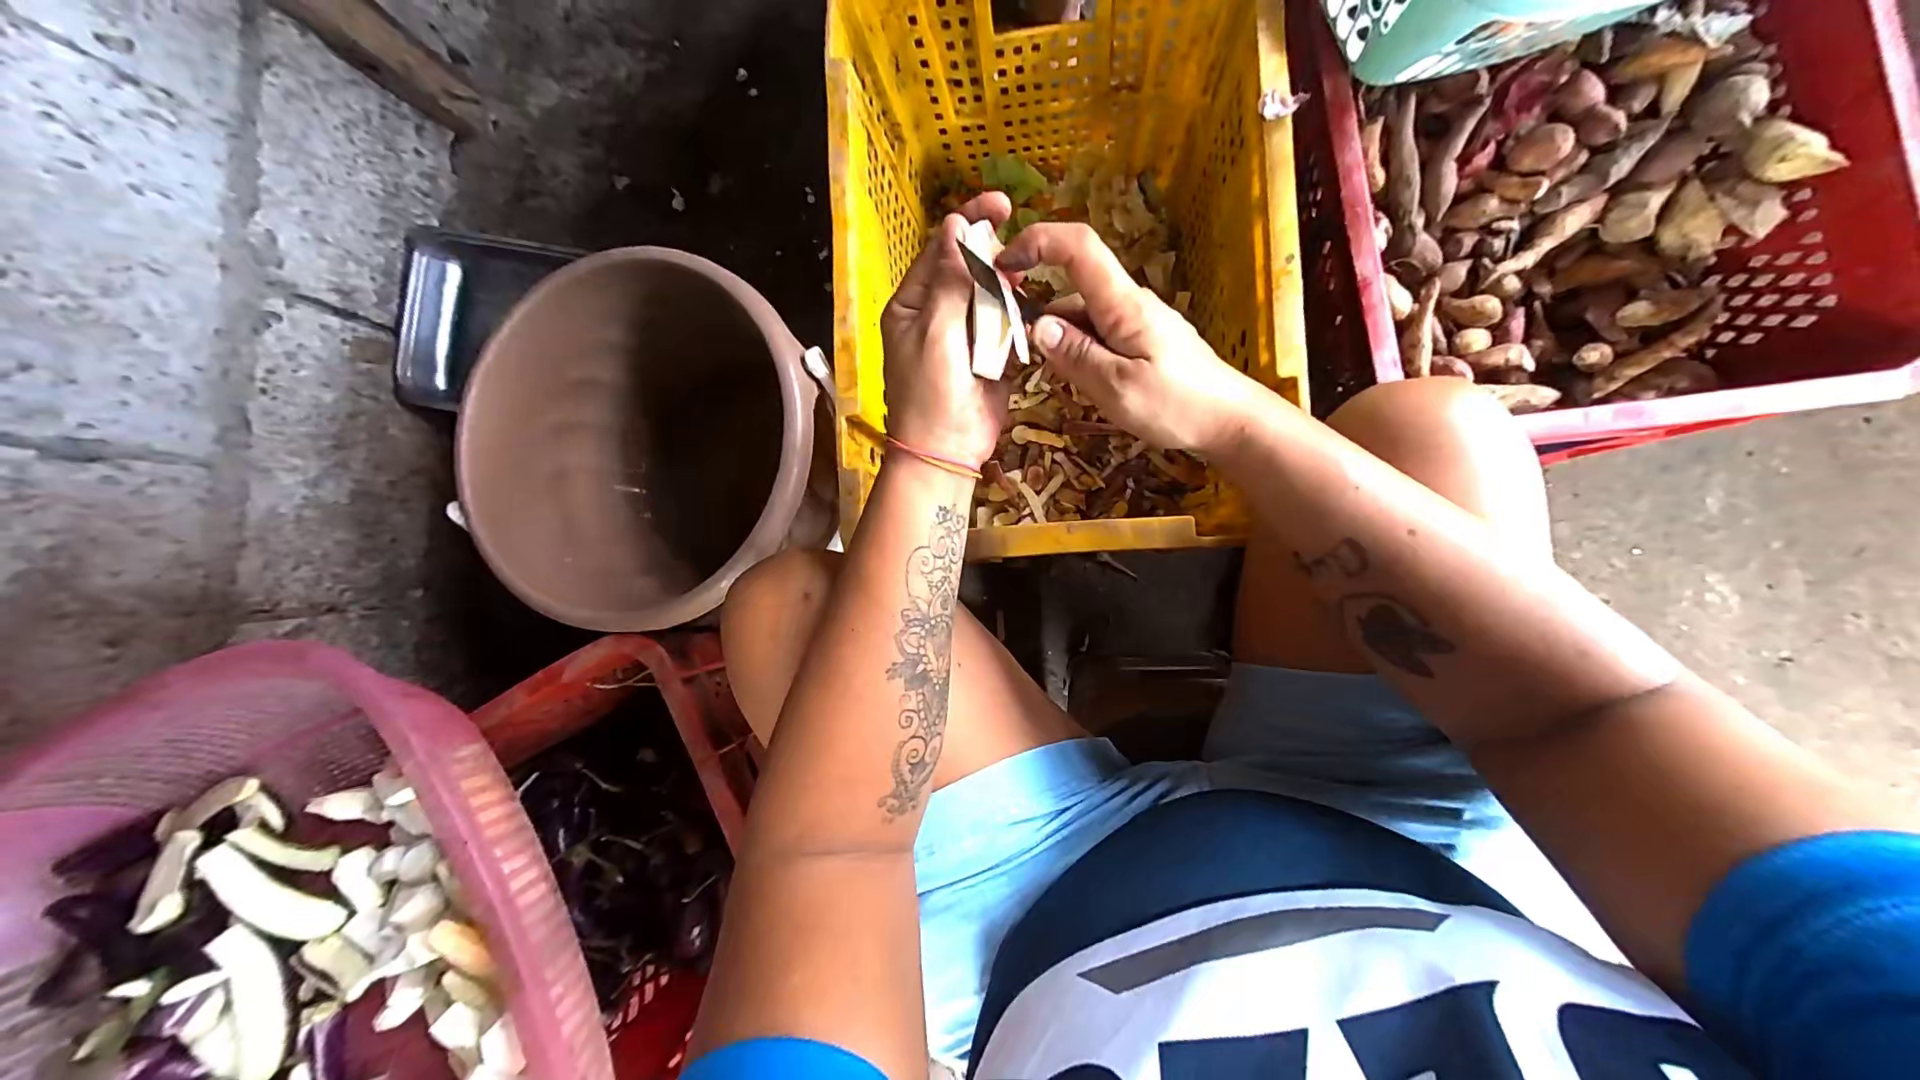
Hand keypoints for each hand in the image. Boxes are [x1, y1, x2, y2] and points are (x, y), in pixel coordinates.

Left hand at [880, 192, 1014, 466]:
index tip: (1002, 204)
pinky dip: (1018, 318)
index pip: (940, 249)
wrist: (947, 450)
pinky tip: (1029, 314)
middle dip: (994, 259)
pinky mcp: (990, 353)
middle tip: (1018, 260)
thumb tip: (957, 227)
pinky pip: (1006, 325)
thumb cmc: (930, 392)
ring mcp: (966, 333)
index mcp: (913, 303)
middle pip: (969, 269)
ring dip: (1009, 290)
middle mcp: (938, 312)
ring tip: (1023, 289)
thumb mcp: (935, 331)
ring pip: (992, 295)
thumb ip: (951, 280)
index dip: (969, 221)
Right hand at [996, 223, 1272, 453]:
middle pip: (1072, 292)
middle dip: (1040, 317)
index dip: (1037, 241)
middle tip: (1022, 358)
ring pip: (1084, 319)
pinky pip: (1100, 336)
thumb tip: (1036, 324)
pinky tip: (1085, 385)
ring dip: (1062, 343)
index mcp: (1123, 304)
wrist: (1230, 421)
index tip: (1003, 264)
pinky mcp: (1143, 341)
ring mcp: (1137, 321)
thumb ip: (1075, 355)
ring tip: (1063, 384)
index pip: (1078, 248)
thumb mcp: (1116, 388)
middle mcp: (1129, 303)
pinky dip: (1081, 353)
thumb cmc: (1177, 406)